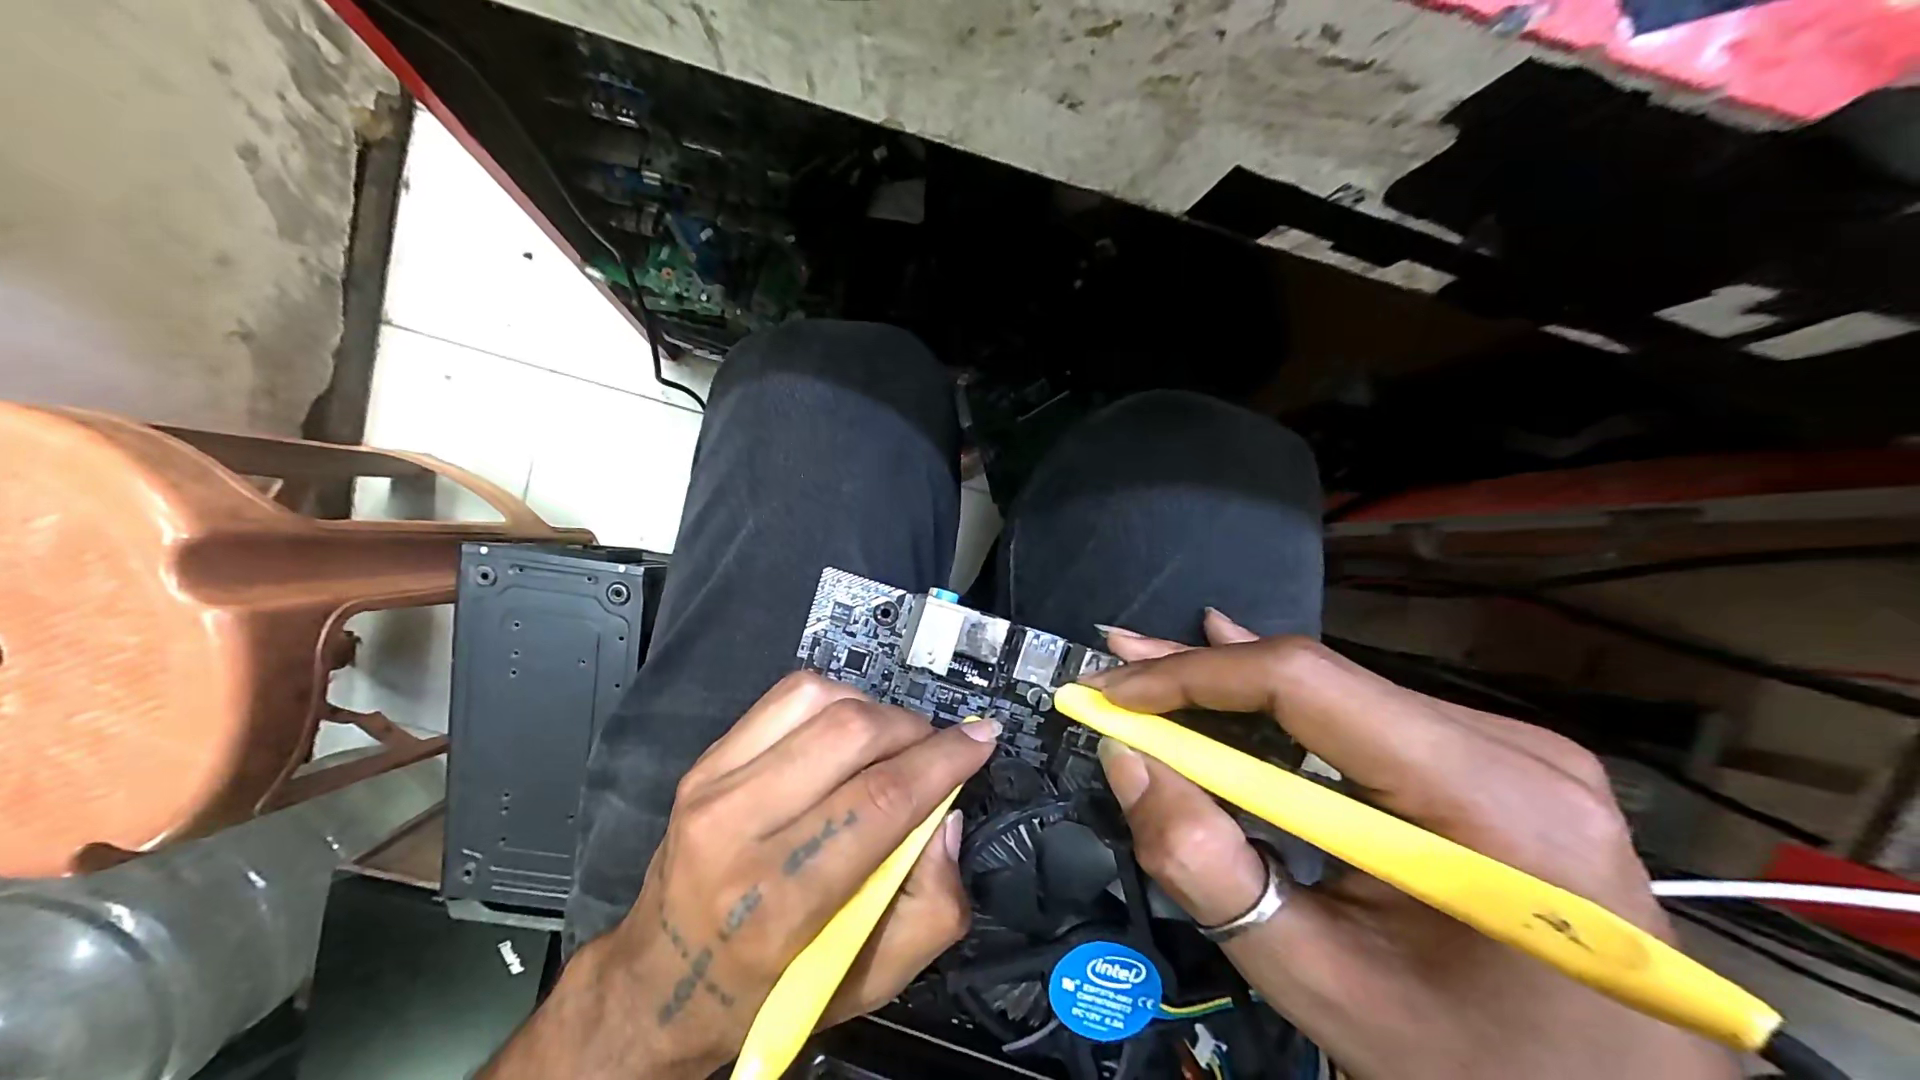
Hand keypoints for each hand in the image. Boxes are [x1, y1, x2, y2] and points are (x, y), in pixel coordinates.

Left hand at [484, 672, 997, 1079]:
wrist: (663, 978)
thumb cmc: (772, 988)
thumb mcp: (872, 979)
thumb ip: (934, 905)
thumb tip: (948, 814)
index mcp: (781, 902)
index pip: (879, 801)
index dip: (943, 760)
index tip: (982, 738)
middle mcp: (737, 830)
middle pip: (850, 735)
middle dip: (915, 731)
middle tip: (937, 750)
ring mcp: (712, 785)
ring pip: (818, 701)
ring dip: (875, 711)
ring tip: (892, 743)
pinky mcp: (704, 761)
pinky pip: (785, 696)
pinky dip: (834, 700)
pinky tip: (846, 731)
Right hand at [1091, 614, 1735, 1079]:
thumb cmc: (1469, 1068)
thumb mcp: (1318, 984)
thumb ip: (1207, 868)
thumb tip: (1126, 759)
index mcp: (1491, 803)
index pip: (1308, 684)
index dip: (1193, 675)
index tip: (1113, 692)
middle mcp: (1513, 749)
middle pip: (1319, 677)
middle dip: (1200, 674)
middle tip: (1114, 668)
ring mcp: (1515, 748)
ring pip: (1337, 689)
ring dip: (1235, 687)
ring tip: (1152, 676)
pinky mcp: (1498, 759)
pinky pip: (1366, 713)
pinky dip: (1286, 706)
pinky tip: (1235, 677)